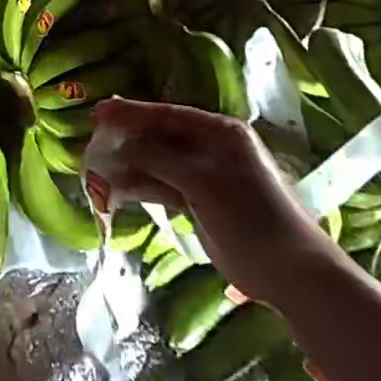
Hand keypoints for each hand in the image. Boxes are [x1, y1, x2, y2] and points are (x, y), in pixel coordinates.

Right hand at [92, 98, 338, 305]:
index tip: (99, 111)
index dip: (132, 113)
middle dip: (128, 138)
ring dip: (132, 164)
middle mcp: (213, 147)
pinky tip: (118, 190)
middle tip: (92, 136)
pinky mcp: (202, 202)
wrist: (287, 269)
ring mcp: (207, 176)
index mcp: (221, 132)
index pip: (168, 115)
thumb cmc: (249, 216)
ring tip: (96, 165)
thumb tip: (124, 144)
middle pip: (162, 137)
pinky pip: (166, 186)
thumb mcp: (202, 182)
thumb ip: (160, 159)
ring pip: (161, 163)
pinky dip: (144, 187)